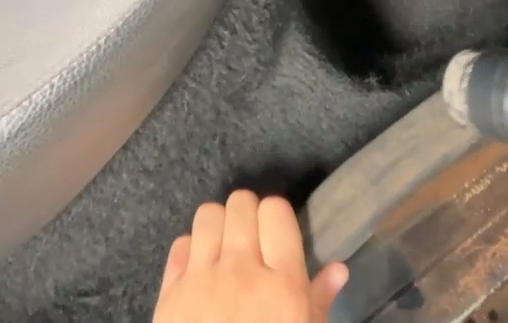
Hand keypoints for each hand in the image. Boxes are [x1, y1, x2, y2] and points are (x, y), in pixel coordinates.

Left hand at [153, 189, 349, 322]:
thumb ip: (319, 304)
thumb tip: (338, 269)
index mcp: (281, 286)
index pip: (276, 211)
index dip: (277, 218)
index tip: (278, 234)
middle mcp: (240, 272)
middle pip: (241, 203)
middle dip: (248, 216)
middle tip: (253, 241)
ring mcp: (200, 280)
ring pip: (207, 213)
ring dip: (219, 226)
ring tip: (226, 250)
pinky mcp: (169, 293)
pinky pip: (180, 243)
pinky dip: (191, 251)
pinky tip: (200, 271)